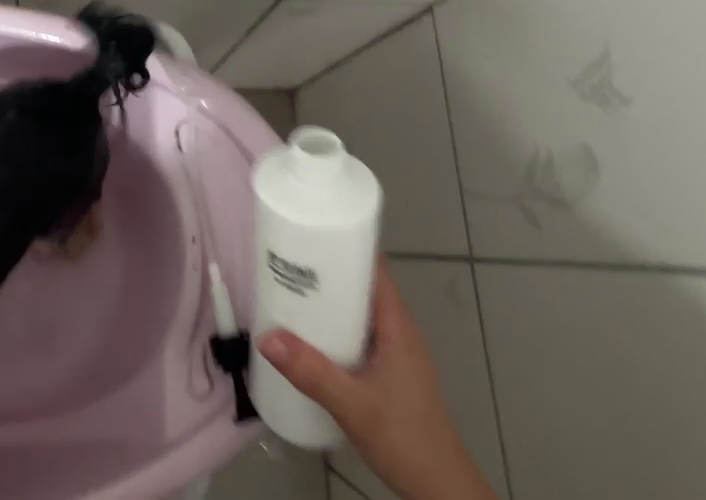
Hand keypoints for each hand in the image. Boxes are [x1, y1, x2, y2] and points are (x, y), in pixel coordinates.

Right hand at [258, 258, 496, 499]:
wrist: (439, 486)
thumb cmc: (405, 437)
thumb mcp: (353, 404)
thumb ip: (311, 372)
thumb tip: (266, 337)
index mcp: (397, 325)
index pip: (374, 269)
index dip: (346, 245)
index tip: (311, 232)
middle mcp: (397, 331)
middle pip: (361, 287)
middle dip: (326, 273)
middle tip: (287, 263)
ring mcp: (394, 352)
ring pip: (357, 312)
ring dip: (327, 302)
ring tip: (288, 294)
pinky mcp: (387, 372)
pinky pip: (356, 334)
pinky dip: (332, 327)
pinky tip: (307, 338)